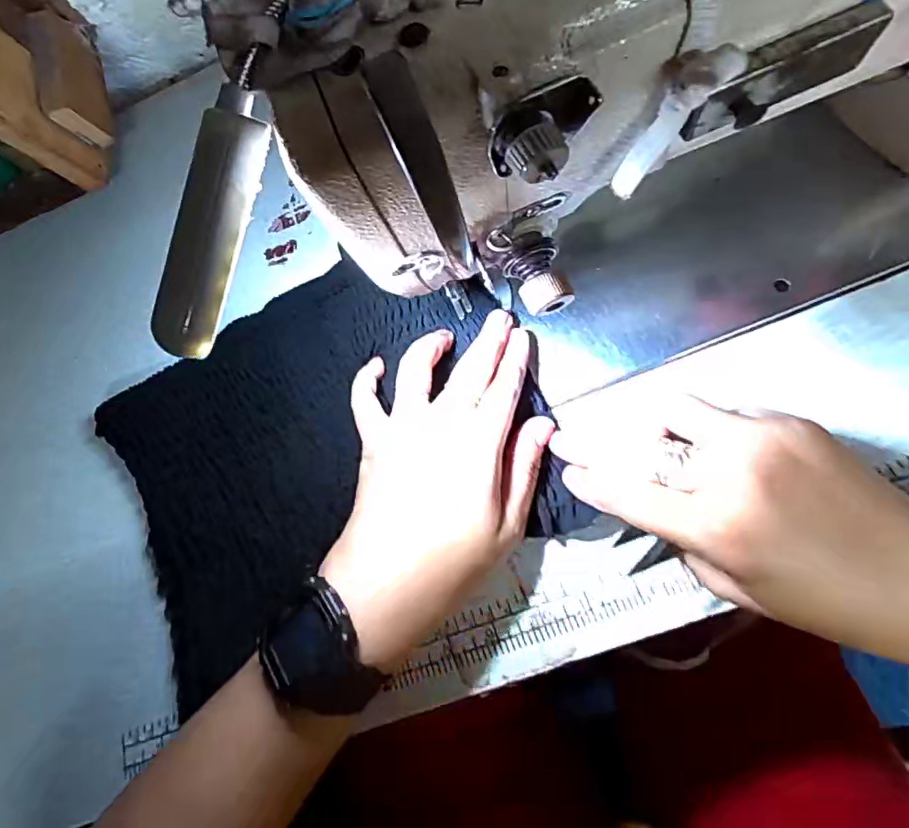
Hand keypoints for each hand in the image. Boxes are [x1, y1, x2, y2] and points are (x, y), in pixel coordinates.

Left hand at [320, 311, 552, 671]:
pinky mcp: (373, 442)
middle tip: (500, 319)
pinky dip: (367, 380)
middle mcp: (440, 423)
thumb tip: (543, 426)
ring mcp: (401, 428)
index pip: (503, 390)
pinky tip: (375, 367)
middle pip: (469, 370)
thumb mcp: (506, 526)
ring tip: (445, 336)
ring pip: (416, 371)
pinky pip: (365, 401)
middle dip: (488, 341)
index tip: (524, 338)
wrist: (381, 588)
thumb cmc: (452, 564)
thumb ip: (524, 468)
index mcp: (479, 443)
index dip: (516, 361)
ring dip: (431, 346)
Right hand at [551, 398, 908, 692]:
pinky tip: (747, 460)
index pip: (633, 491)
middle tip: (637, 454)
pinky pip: (735, 416)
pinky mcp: (794, 419)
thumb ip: (690, 544)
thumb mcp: (742, 589)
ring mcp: (765, 433)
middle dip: (635, 437)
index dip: (595, 477)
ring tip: (691, 453)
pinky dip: (722, 433)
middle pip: (656, 424)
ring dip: (677, 428)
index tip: (571, 465)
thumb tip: (662, 510)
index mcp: (718, 523)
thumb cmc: (829, 604)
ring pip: (692, 408)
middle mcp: (733, 466)